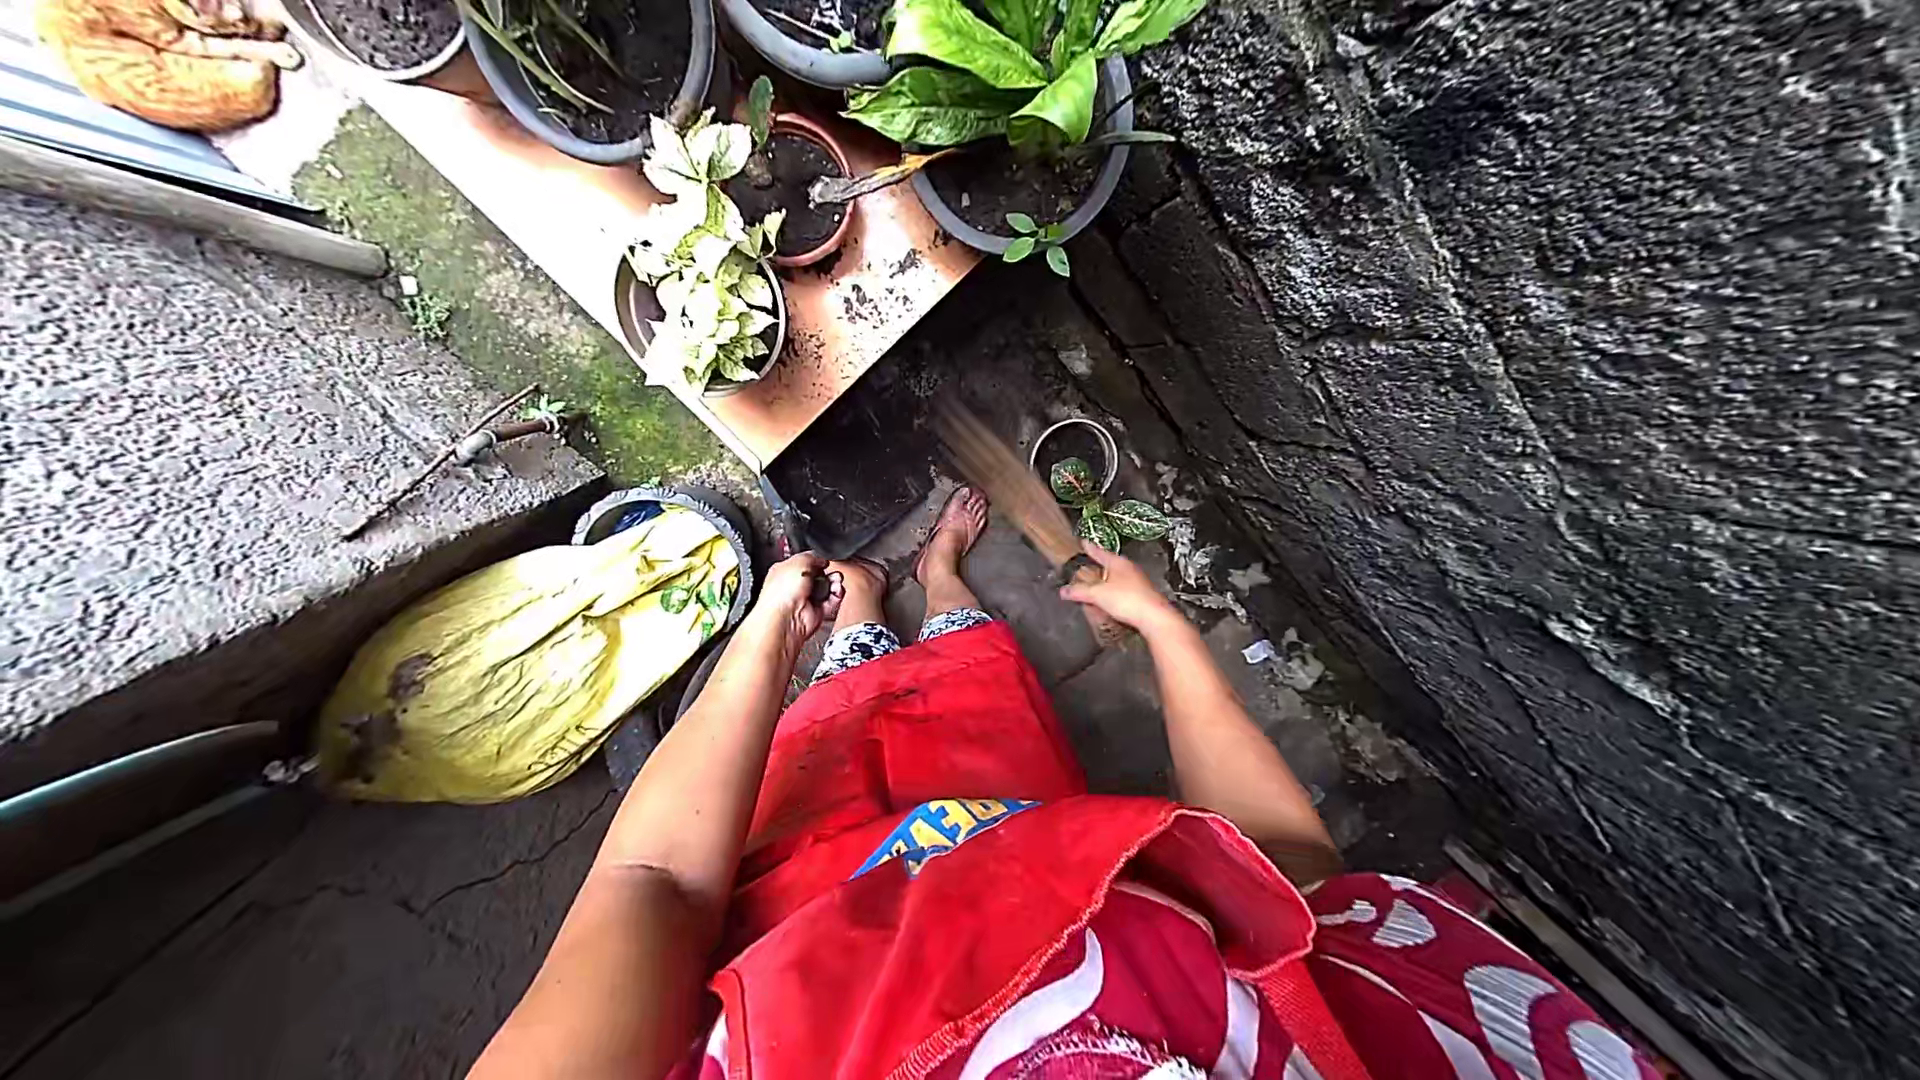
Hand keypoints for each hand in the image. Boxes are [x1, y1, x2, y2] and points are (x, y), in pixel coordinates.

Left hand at [751, 552, 842, 646]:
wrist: (787, 618)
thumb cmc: (781, 592)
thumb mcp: (798, 561)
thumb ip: (813, 556)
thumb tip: (822, 559)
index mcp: (785, 571)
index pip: (805, 562)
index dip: (816, 560)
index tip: (823, 560)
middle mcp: (795, 586)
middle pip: (820, 574)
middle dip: (828, 571)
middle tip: (830, 571)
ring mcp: (807, 599)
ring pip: (828, 587)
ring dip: (834, 582)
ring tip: (834, 581)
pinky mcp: (818, 611)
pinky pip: (833, 600)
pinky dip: (837, 595)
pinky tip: (836, 591)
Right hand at [1058, 542, 1186, 637]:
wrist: (1154, 618)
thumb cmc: (1128, 600)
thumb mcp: (1097, 595)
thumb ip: (1079, 591)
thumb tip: (1064, 590)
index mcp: (1118, 563)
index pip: (1100, 551)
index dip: (1090, 548)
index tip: (1084, 542)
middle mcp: (1129, 569)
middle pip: (1109, 565)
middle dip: (1097, 568)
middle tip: (1085, 569)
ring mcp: (1137, 582)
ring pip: (1117, 578)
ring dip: (1106, 583)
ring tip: (1095, 589)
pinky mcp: (1142, 595)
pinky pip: (1123, 591)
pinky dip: (1114, 594)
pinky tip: (1109, 603)